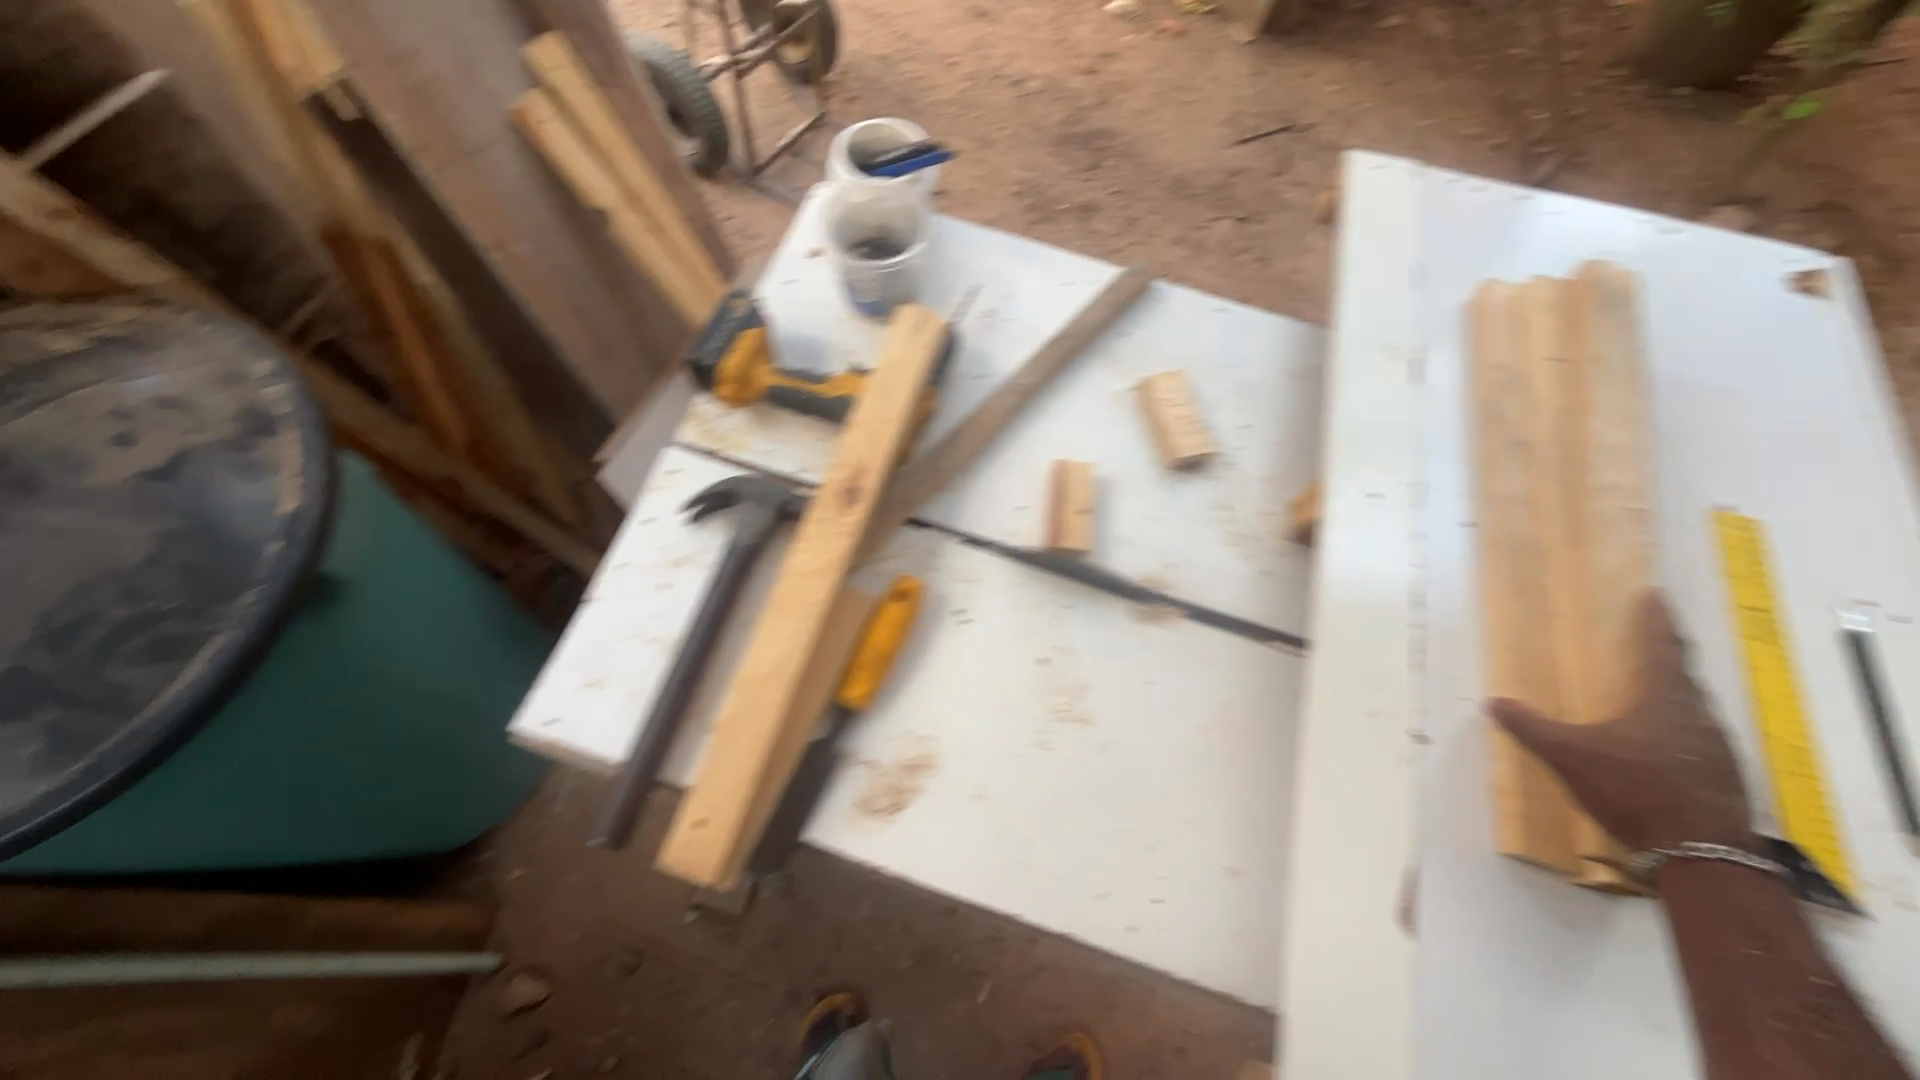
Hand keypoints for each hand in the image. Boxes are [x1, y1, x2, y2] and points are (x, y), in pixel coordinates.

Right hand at [1488, 590, 1754, 852]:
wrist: (1701, 852)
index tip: (1655, 594)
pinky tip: (1666, 751)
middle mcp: (1697, 715)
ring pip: (1695, 710)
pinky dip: (1682, 733)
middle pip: (1684, 676)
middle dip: (1667, 657)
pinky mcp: (1726, 776)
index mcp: (1662, 698)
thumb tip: (1493, 702)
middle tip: (1652, 644)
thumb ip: (1532, 728)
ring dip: (1676, 697)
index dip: (1656, 620)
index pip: (1661, 647)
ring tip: (1654, 698)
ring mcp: (1718, 747)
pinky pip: (1701, 741)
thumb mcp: (1569, 756)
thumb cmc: (1634, 789)